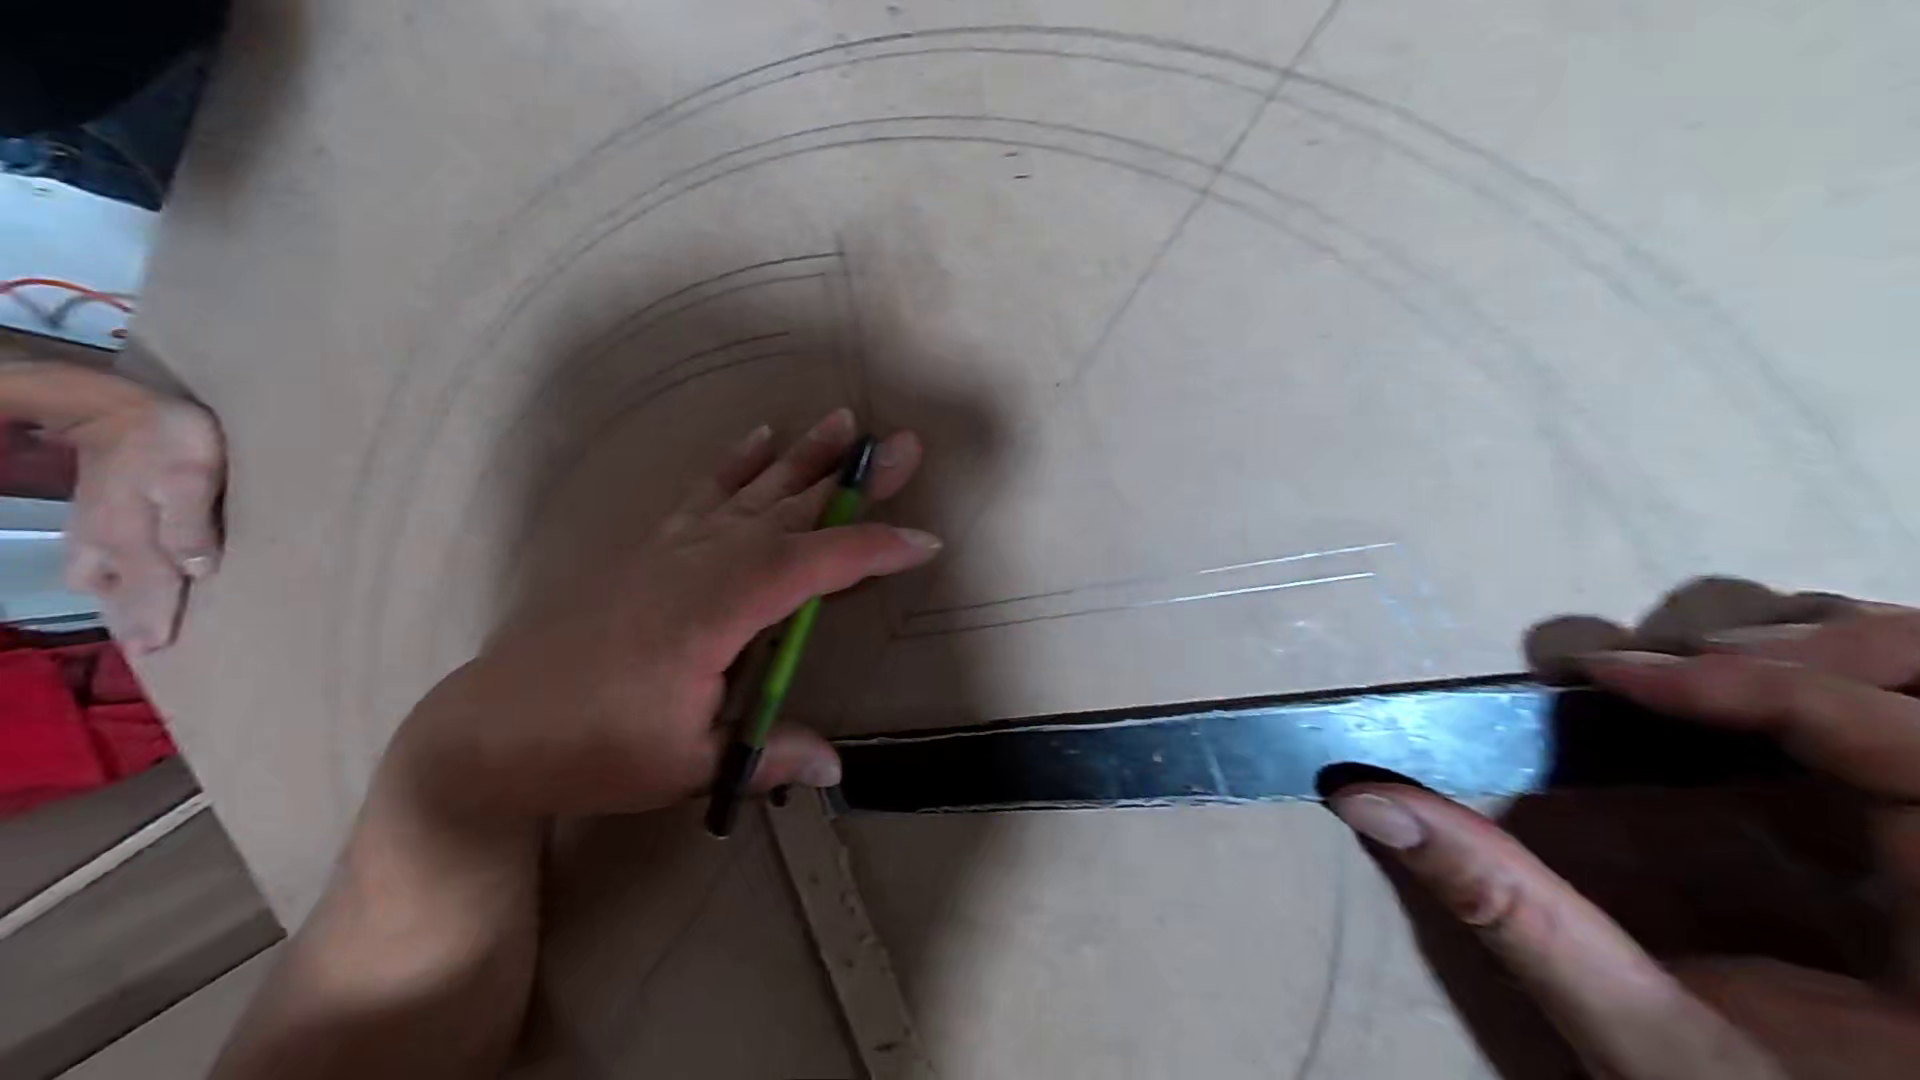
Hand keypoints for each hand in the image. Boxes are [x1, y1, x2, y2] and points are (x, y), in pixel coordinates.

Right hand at [63, 390, 224, 654]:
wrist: (116, 406)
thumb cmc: (169, 441)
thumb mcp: (190, 478)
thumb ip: (192, 526)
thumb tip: (198, 572)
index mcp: (130, 535)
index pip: (150, 589)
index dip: (156, 620)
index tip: (159, 652)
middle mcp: (103, 540)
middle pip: (117, 592)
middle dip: (130, 620)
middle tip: (147, 652)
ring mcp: (92, 527)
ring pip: (96, 579)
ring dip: (115, 603)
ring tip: (137, 628)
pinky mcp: (94, 515)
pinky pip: (93, 560)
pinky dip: (106, 581)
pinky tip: (121, 586)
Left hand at [389, 408, 938, 821]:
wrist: (491, 731)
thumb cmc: (593, 750)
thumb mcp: (688, 765)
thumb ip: (768, 755)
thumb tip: (838, 768)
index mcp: (716, 612)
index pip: (811, 566)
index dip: (870, 549)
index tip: (924, 541)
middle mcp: (700, 563)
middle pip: (791, 512)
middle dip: (853, 480)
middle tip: (902, 446)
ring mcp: (674, 548)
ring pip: (755, 491)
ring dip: (805, 456)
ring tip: (843, 421)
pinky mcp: (652, 548)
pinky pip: (706, 492)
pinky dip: (738, 462)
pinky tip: (760, 437)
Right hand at [1328, 598, 1919, 1078]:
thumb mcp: (1645, 1040)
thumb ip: (1512, 912)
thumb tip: (1367, 799)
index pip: (1915, 750)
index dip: (1760, 687)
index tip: (1606, 673)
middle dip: (1829, 645)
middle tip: (1677, 653)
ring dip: (1840, 653)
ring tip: (1704, 664)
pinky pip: (1912, 739)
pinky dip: (1838, 693)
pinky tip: (1743, 708)